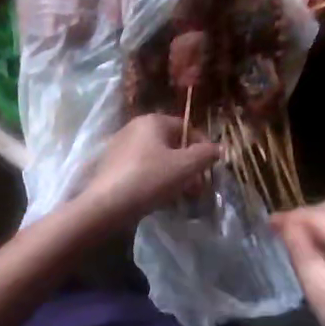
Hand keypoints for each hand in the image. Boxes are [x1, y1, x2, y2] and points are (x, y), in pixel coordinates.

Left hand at [76, 114, 221, 230]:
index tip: (209, 168)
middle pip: (170, 144)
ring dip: (171, 175)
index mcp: (152, 121)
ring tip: (180, 196)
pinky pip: (139, 170)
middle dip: (187, 165)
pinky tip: (157, 198)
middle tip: (197, 187)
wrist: (107, 205)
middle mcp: (133, 128)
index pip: (186, 127)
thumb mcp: (185, 166)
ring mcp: (118, 148)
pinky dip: (152, 181)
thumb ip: (206, 154)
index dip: (202, 146)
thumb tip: (218, 149)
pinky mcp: (110, 168)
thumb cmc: (149, 179)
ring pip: (155, 159)